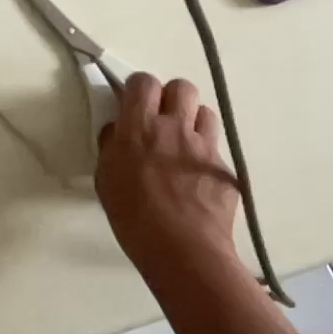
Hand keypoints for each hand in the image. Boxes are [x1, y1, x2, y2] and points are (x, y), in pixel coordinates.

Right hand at [94, 73, 239, 272]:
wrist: (184, 252)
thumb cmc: (133, 216)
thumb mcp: (106, 177)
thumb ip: (112, 145)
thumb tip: (118, 131)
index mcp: (139, 126)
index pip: (143, 81)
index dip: (139, 88)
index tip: (134, 103)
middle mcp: (174, 128)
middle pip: (181, 87)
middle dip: (171, 97)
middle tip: (162, 118)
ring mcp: (204, 147)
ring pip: (205, 112)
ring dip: (193, 121)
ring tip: (183, 144)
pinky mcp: (226, 169)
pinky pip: (216, 149)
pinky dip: (205, 156)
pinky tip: (196, 179)